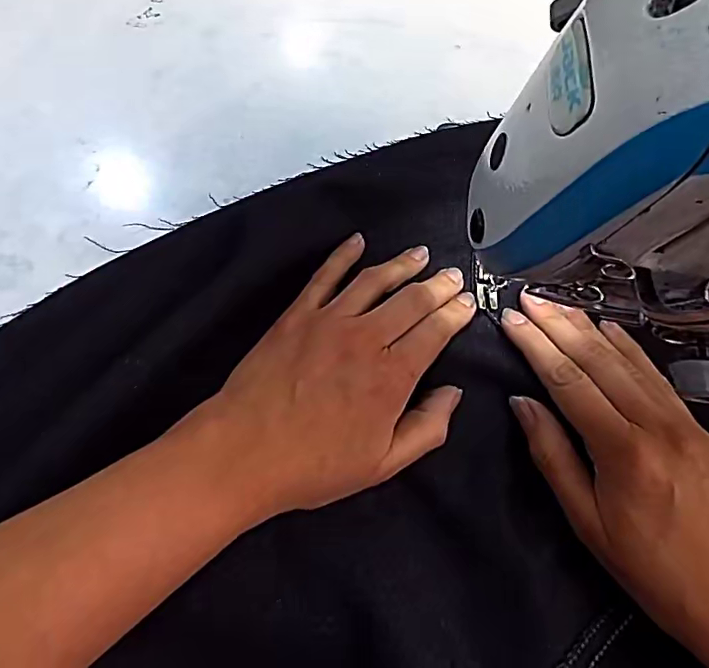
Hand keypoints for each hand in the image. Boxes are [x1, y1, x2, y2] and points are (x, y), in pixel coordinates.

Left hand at [182, 236, 476, 520]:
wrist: (242, 454)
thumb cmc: (313, 466)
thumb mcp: (381, 465)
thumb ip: (427, 429)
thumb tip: (452, 394)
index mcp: (391, 377)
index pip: (435, 331)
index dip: (456, 313)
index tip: (467, 303)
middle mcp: (366, 339)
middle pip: (413, 300)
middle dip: (439, 284)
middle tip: (452, 275)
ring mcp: (330, 321)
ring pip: (376, 280)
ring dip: (402, 264)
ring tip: (420, 254)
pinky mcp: (299, 314)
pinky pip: (326, 275)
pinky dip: (343, 255)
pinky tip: (357, 241)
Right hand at [502, 293, 708, 667]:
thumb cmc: (657, 575)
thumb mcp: (590, 526)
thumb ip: (553, 457)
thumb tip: (524, 404)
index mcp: (623, 450)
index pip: (568, 379)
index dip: (535, 345)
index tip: (511, 319)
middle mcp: (654, 422)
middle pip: (596, 358)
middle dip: (557, 323)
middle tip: (528, 297)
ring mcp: (681, 418)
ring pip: (626, 358)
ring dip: (588, 325)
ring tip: (558, 303)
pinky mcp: (697, 424)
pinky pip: (654, 373)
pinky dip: (627, 345)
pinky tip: (610, 328)